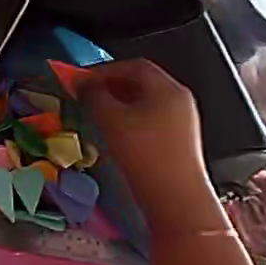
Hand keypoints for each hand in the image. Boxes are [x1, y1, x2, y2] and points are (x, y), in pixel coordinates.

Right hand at [79, 60, 225, 231]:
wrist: (175, 198)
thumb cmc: (144, 154)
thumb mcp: (111, 119)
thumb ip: (93, 95)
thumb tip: (83, 83)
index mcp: (167, 88)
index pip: (133, 65)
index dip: (104, 69)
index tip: (82, 79)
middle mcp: (180, 100)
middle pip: (142, 82)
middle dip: (111, 85)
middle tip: (88, 95)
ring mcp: (183, 121)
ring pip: (146, 102)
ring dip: (119, 103)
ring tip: (98, 114)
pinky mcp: (180, 141)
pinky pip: (152, 119)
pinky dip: (131, 119)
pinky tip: (116, 133)